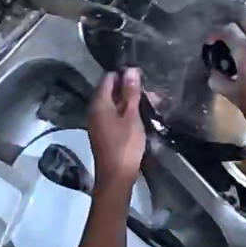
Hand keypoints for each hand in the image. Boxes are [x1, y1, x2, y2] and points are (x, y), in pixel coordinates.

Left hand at [87, 68, 145, 191]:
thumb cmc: (125, 144)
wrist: (116, 176)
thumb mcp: (132, 115)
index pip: (108, 78)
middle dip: (130, 89)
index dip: (125, 75)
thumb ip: (131, 92)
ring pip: (114, 104)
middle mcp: (94, 110)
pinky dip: (126, 113)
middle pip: (111, 91)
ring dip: (130, 102)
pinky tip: (140, 117)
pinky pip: (113, 115)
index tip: (142, 78)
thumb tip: (130, 70)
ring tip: (151, 105)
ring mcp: (97, 122)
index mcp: (99, 103)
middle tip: (151, 94)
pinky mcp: (103, 132)